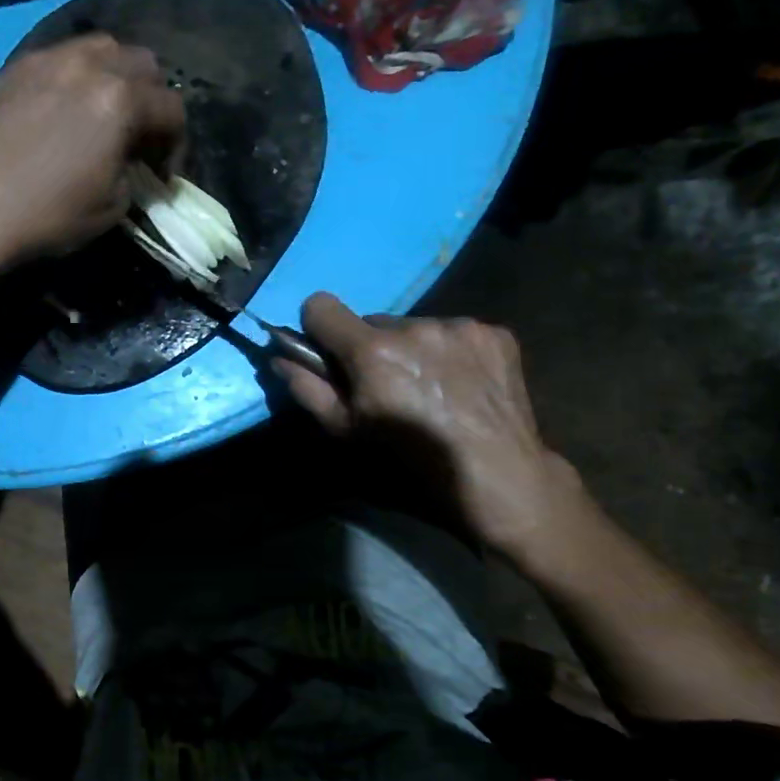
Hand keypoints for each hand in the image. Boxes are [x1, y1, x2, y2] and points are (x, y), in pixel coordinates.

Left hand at [0, 34, 183, 271]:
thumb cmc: (46, 216)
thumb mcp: (111, 207)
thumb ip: (133, 173)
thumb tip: (131, 163)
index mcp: (120, 98)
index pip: (172, 108)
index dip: (176, 145)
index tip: (162, 176)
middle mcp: (87, 64)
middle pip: (142, 64)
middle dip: (151, 100)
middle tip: (138, 138)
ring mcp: (46, 60)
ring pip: (100, 49)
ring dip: (114, 77)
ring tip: (102, 114)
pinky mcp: (13, 69)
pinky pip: (59, 58)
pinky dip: (75, 77)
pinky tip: (62, 110)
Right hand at [274, 293, 594, 559]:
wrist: (501, 475)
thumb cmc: (411, 458)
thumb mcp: (346, 431)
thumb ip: (306, 388)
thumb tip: (278, 357)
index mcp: (373, 351)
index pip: (320, 305)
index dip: (317, 328)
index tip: (328, 352)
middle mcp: (415, 326)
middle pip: (370, 321)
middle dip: (369, 346)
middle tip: (386, 384)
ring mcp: (459, 326)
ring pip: (413, 326)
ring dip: (411, 348)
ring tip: (430, 386)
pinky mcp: (494, 332)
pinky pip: (452, 330)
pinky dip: (448, 350)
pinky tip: (461, 381)